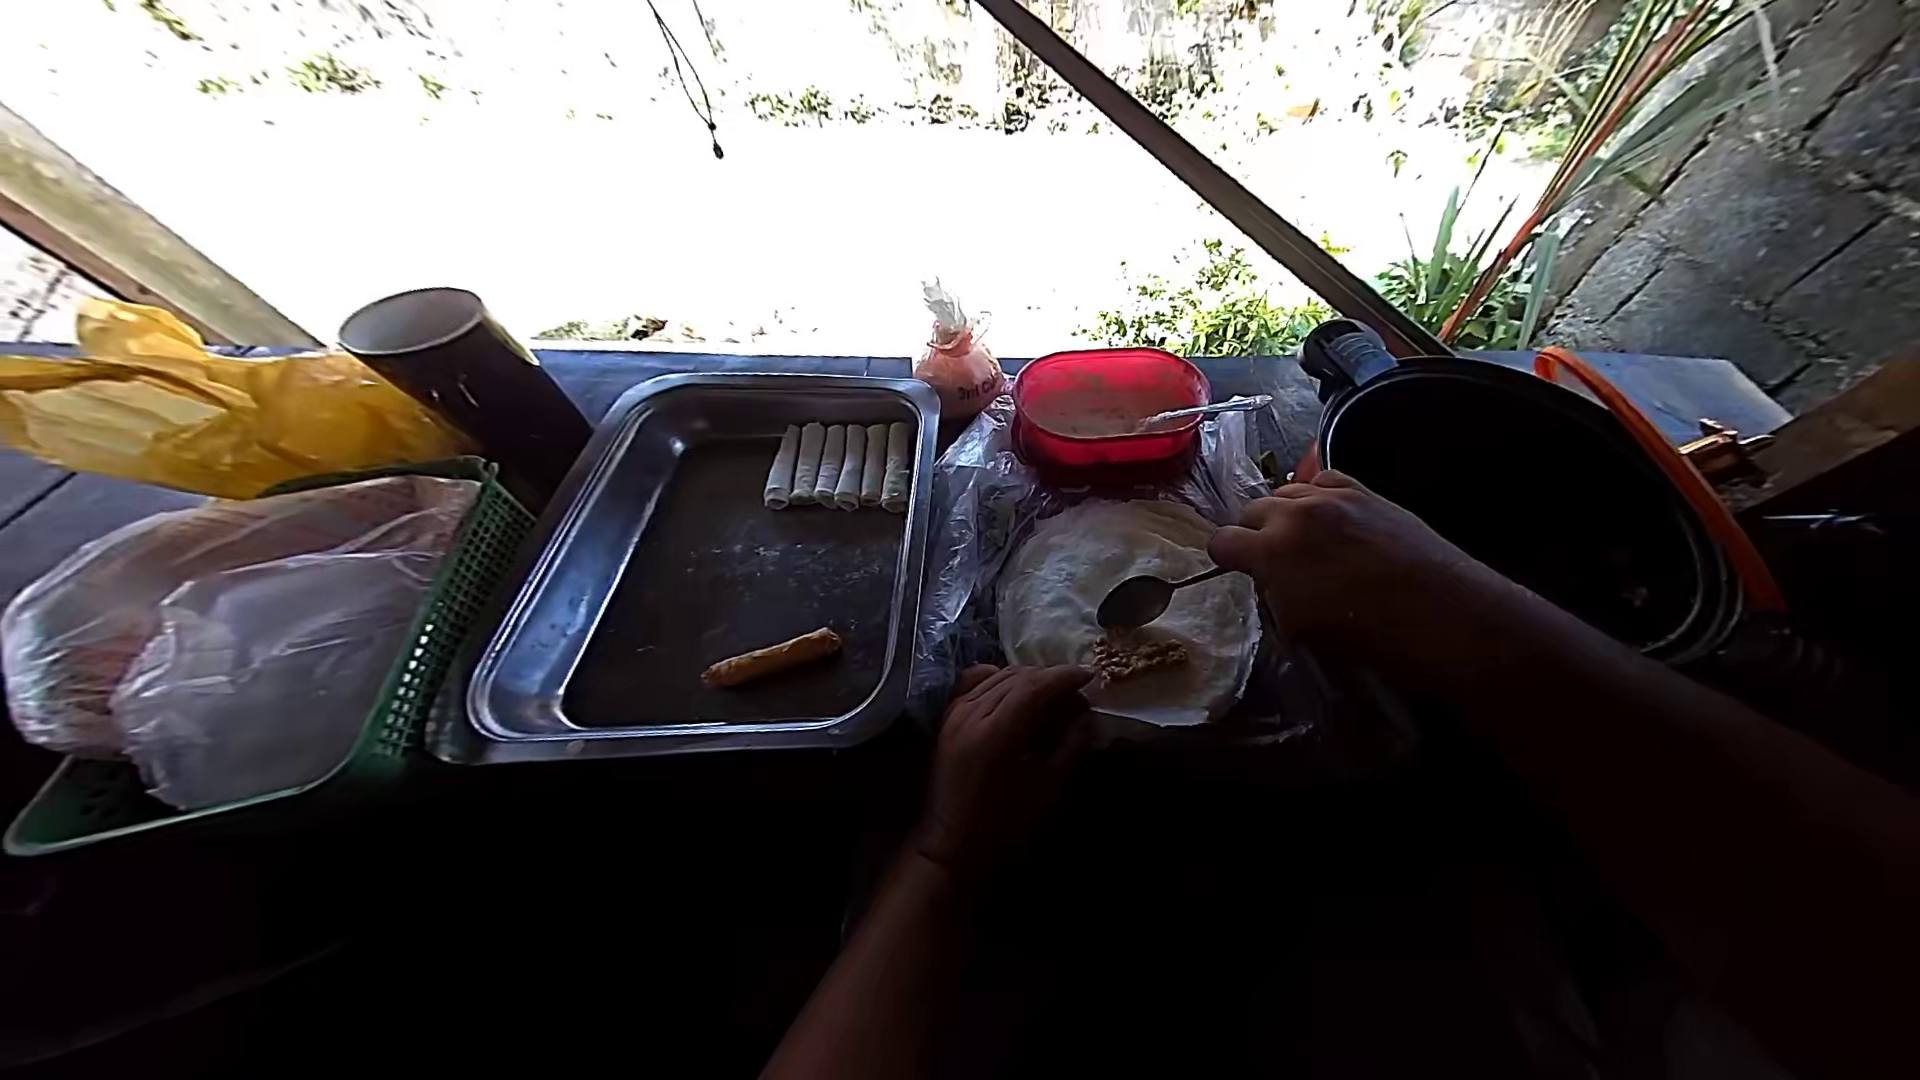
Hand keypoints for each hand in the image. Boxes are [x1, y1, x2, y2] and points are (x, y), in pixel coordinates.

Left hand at [913, 665, 1092, 883]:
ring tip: (1052, 691)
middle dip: (1050, 678)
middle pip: (1017, 678)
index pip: (1034, 687)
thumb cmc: (1005, 823)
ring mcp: (955, 712)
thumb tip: (1086, 713)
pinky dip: (998, 678)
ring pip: (997, 676)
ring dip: (1027, 678)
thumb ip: (1071, 744)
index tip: (1089, 675)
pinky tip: (1014, 689)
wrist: (954, 843)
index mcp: (996, 733)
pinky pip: (974, 681)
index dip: (1064, 677)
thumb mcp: (1049, 787)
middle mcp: (971, 713)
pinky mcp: (947, 716)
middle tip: (1075, 691)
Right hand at [1207, 470, 1511, 665]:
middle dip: (1253, 533)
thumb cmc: (1365, 634)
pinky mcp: (1365, 492)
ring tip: (1301, 537)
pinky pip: (1323, 479)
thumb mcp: (1296, 626)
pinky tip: (1325, 517)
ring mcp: (1333, 498)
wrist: (1444, 616)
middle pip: (1251, 510)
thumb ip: (1269, 591)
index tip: (1236, 568)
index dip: (1225, 557)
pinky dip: (1315, 496)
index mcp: (1270, 550)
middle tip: (1272, 558)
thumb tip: (1266, 577)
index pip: (1222, 540)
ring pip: (1285, 491)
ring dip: (1284, 513)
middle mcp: (1295, 514)